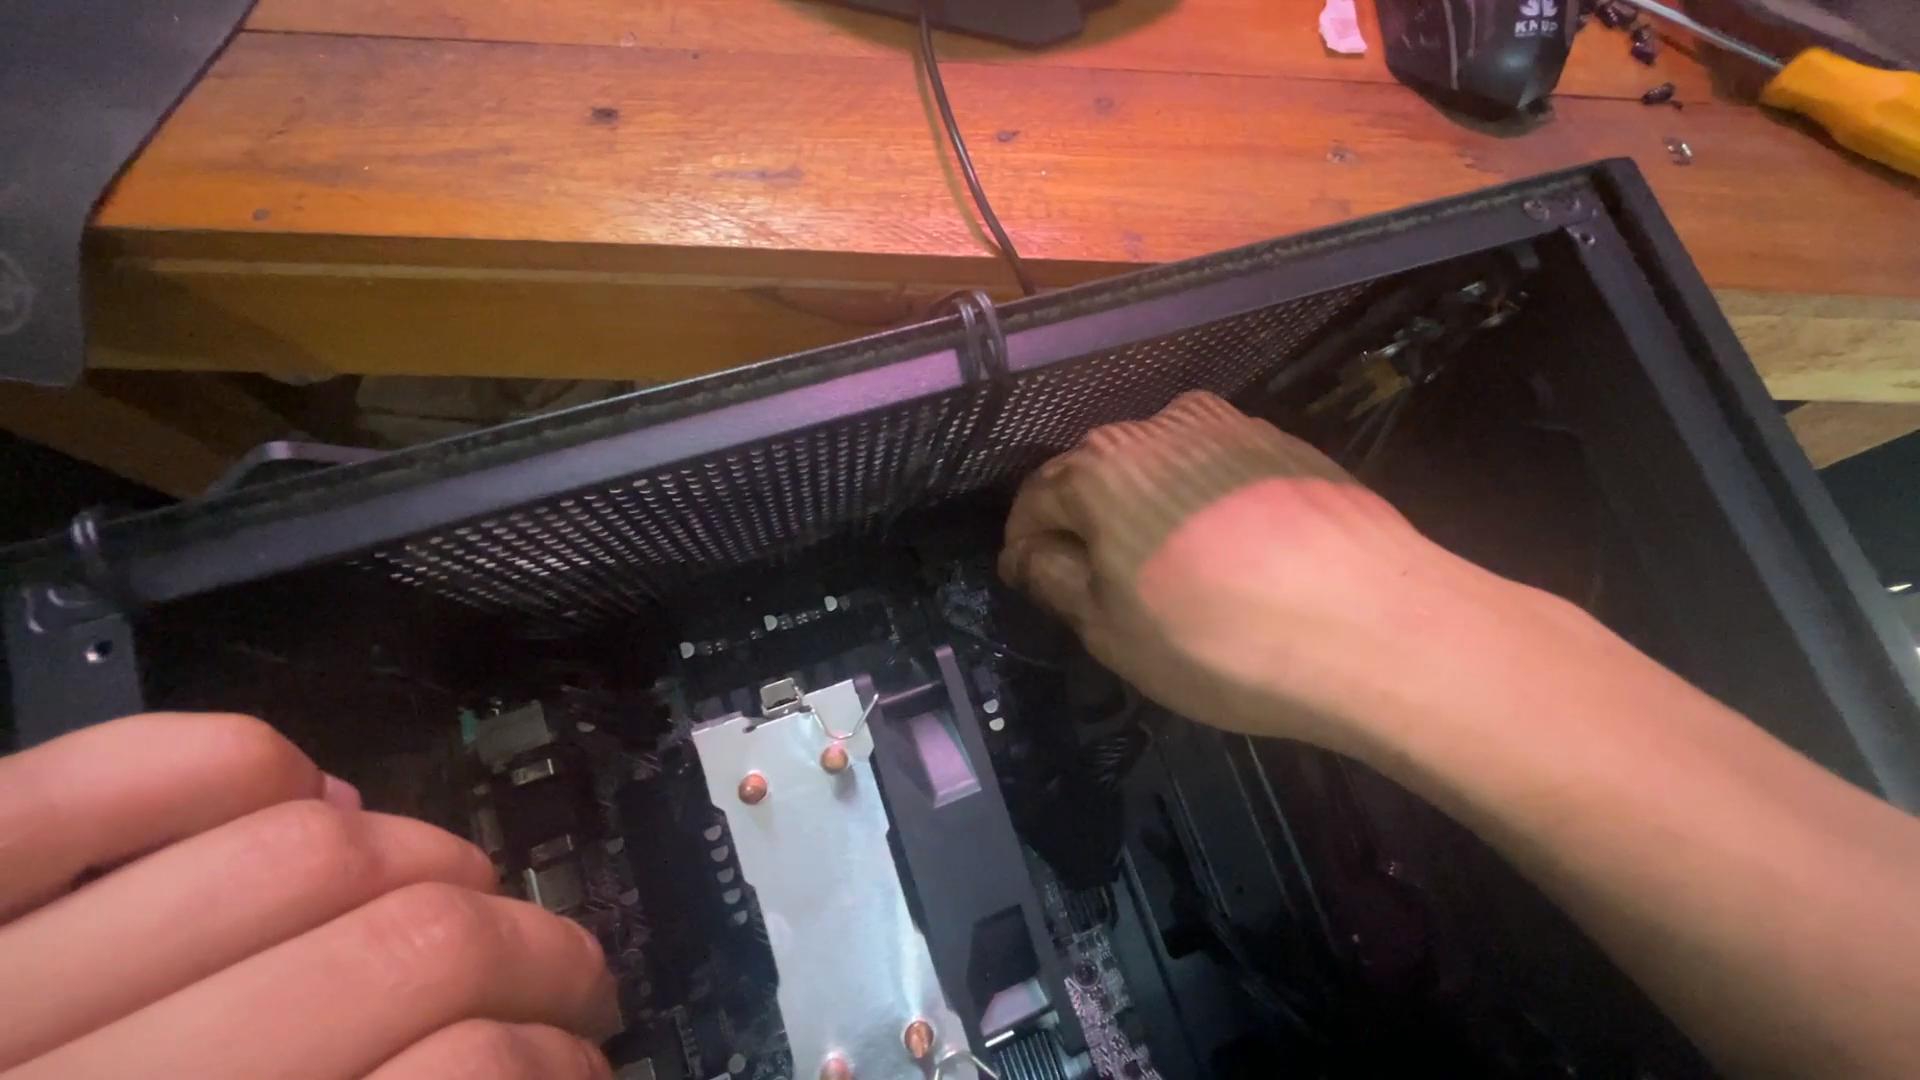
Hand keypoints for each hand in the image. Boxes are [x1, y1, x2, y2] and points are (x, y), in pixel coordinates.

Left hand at [0, 713, 618, 1079]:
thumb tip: (503, 1060)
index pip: (452, 1078)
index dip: (548, 1065)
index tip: (584, 1068)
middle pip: (411, 952)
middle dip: (541, 955)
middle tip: (577, 984)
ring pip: (317, 851)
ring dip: (441, 865)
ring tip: (468, 896)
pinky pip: (149, 769)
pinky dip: (259, 768)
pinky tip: (311, 810)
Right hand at [998, 391, 1517, 750]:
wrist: (1378, 627)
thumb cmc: (1218, 638)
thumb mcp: (1111, 629)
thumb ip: (1056, 581)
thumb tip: (1035, 554)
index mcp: (1100, 465)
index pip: (1035, 499)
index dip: (1023, 545)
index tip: (1025, 579)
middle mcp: (1159, 426)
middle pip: (1096, 475)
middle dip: (1084, 524)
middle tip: (1092, 581)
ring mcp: (1229, 427)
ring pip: (1157, 469)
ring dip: (1141, 509)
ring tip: (1160, 564)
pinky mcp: (1285, 445)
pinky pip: (1213, 471)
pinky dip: (1197, 503)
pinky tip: (1224, 551)